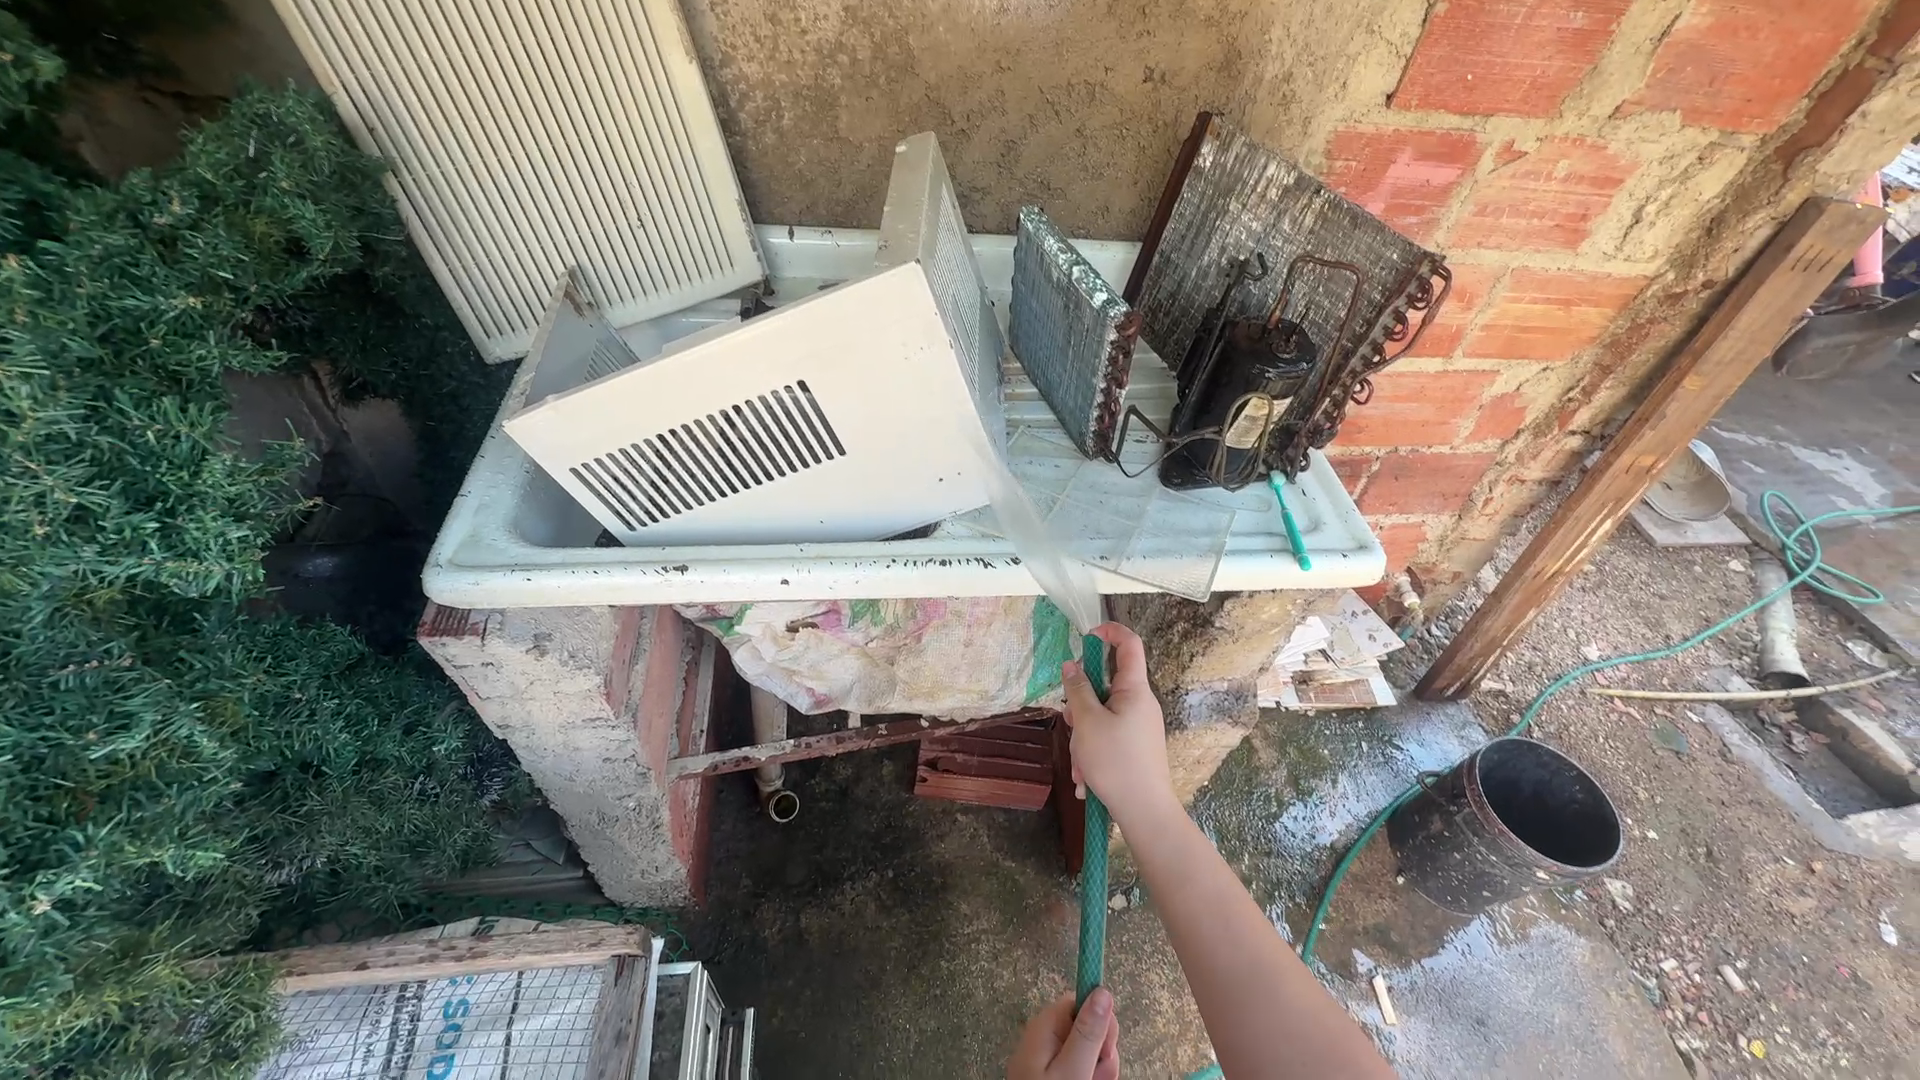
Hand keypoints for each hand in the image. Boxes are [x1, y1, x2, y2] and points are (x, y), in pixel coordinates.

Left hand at [1007, 987, 1119, 1079]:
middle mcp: (1048, 1038)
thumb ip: (1087, 1032)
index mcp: (1046, 1025)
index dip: (1100, 1020)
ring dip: (1099, 1073)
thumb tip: (1102, 991)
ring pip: (1092, 1055)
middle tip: (1095, 1077)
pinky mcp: (1058, 1077)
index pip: (1081, 1002)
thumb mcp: (1072, 1070)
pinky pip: (1085, 1072)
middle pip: (1090, 1030)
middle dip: (1102, 1054)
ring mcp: (1053, 1060)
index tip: (1105, 1046)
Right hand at [1062, 622, 1175, 828]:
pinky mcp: (1134, 746)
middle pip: (1104, 686)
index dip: (1109, 632)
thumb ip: (1077, 690)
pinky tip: (1087, 779)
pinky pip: (1106, 737)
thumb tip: (1071, 665)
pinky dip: (1092, 752)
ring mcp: (1138, 726)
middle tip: (1072, 724)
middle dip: (1081, 705)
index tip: (1085, 636)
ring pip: (1100, 716)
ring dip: (1083, 736)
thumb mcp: (1087, 722)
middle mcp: (1140, 703)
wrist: (1144, 811)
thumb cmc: (1115, 761)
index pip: (1129, 644)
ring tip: (1082, 765)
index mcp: (1135, 690)